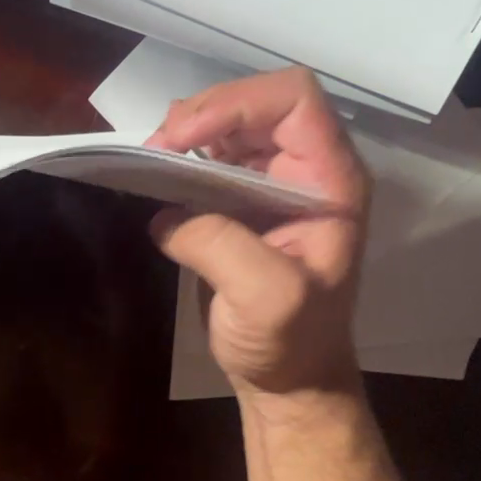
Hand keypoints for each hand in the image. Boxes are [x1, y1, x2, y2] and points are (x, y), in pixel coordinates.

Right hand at [146, 68, 370, 404]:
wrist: (287, 379)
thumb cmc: (290, 342)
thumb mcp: (264, 297)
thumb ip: (220, 245)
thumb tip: (168, 215)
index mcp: (329, 181)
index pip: (294, 101)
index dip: (235, 104)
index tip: (182, 140)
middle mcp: (307, 173)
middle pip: (258, 104)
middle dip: (203, 115)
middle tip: (156, 150)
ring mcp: (274, 187)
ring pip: (232, 127)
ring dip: (188, 133)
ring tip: (152, 160)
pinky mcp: (241, 207)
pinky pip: (211, 160)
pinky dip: (180, 160)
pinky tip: (158, 180)